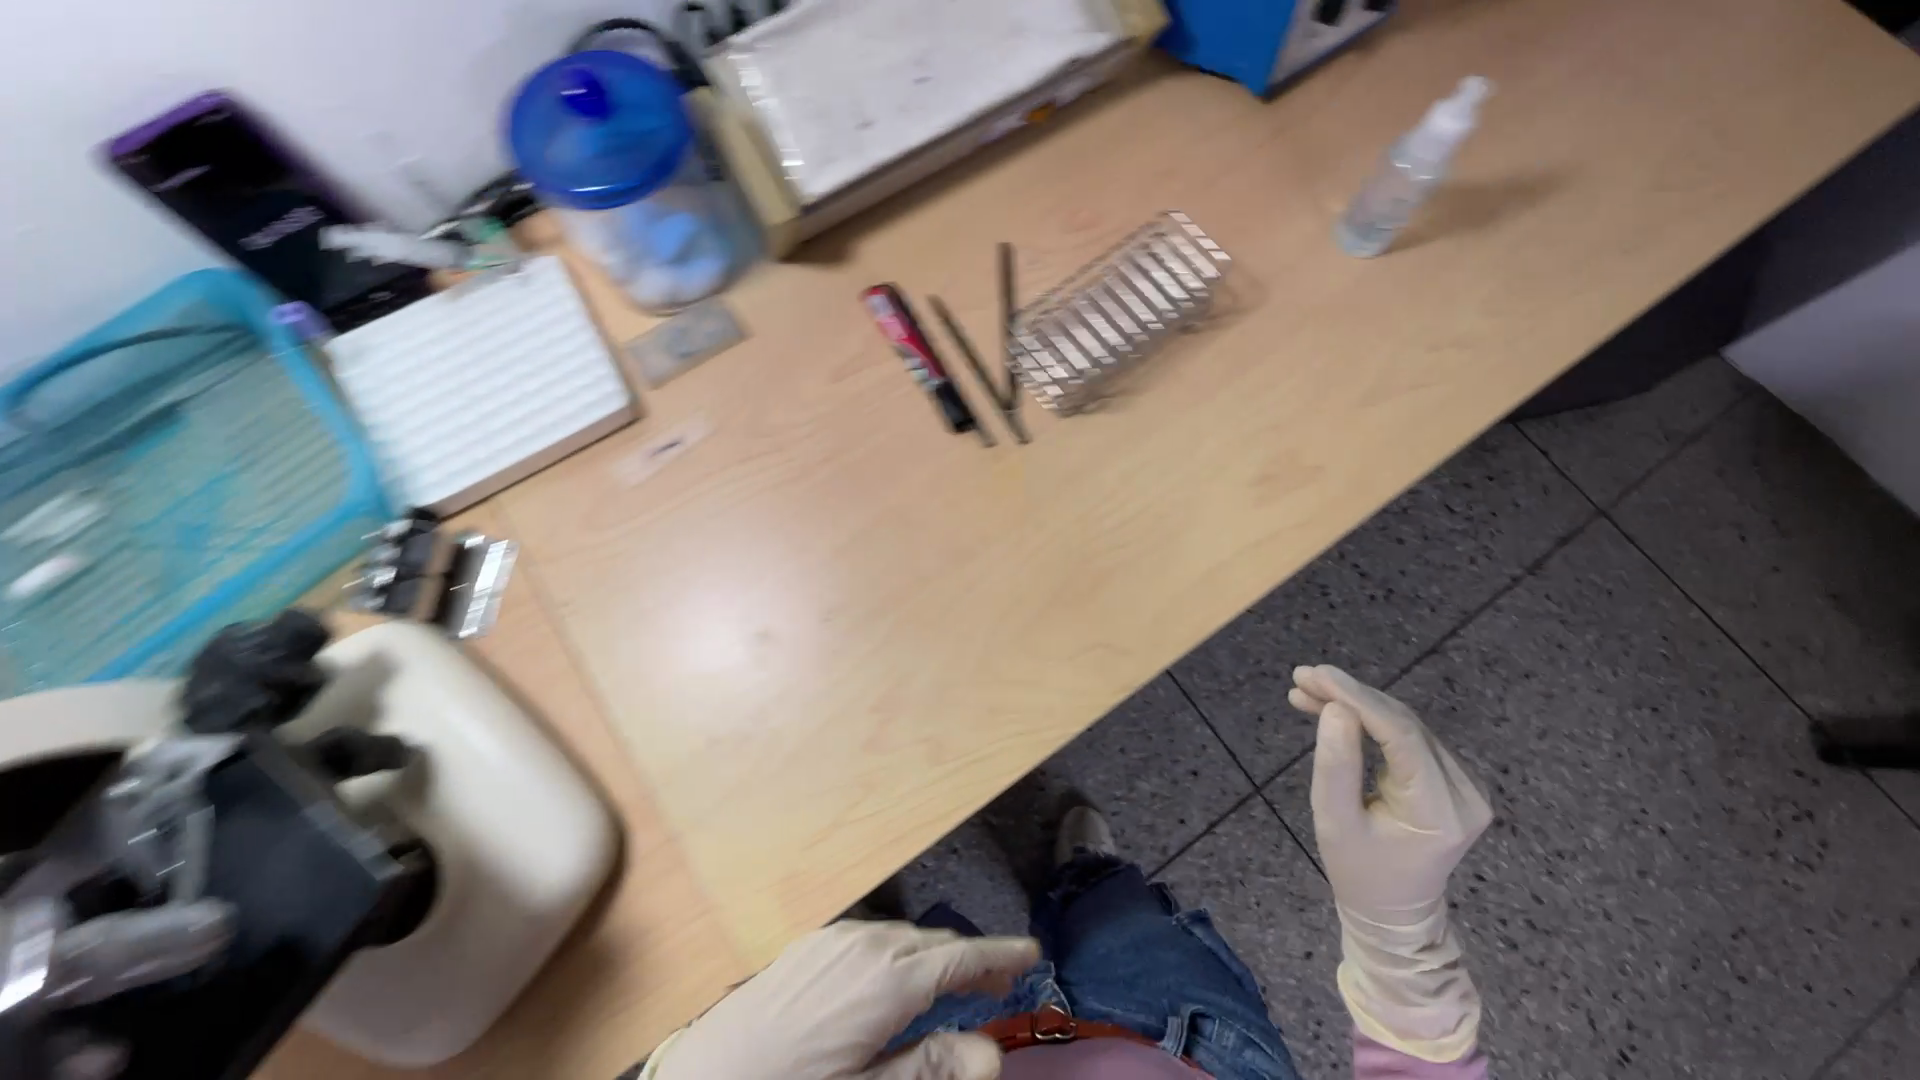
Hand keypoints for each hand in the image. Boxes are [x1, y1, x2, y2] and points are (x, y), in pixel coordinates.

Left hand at [647, 920, 1040, 1079]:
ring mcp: (837, 938)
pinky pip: (873, 935)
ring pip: (905, 936)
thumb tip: (994, 1051)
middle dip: (971, 959)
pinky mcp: (812, 942)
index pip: (962, 957)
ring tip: (951, 982)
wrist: (705, 1074)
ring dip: (934, 953)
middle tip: (996, 985)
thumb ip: (931, 1066)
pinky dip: (899, 949)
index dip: (1001, 954)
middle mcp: (868, 944)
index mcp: (890, 981)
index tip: (1031, 953)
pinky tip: (893, 977)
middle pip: (937, 941)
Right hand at [1290, 665, 1491, 1062]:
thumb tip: (1336, 708)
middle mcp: (1465, 792)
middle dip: (1351, 696)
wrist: (1393, 910)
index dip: (1356, 698)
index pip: (1400, 735)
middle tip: (1302, 678)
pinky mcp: (1453, 780)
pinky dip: (1369, 720)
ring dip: (1356, 704)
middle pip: (1404, 724)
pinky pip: (1408, 738)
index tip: (1315, 675)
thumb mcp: (1334, 822)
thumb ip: (1336, 765)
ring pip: (1404, 725)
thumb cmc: (1358, 871)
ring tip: (1307, 690)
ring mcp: (1465, 785)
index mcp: (1440, 810)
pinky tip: (1334, 709)